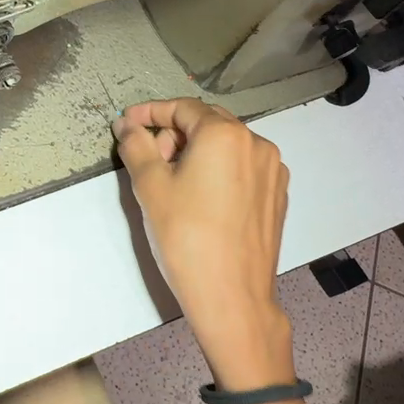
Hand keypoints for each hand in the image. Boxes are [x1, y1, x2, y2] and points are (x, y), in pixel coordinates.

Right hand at [113, 99, 292, 389]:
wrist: (231, 295)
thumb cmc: (185, 237)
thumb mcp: (150, 187)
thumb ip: (136, 146)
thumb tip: (127, 124)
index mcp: (225, 135)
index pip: (182, 108)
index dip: (150, 112)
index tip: (126, 123)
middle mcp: (256, 144)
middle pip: (207, 122)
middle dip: (173, 133)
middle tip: (146, 159)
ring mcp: (272, 171)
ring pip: (225, 146)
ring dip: (195, 152)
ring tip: (171, 183)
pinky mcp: (276, 196)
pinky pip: (241, 168)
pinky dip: (217, 171)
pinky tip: (199, 199)